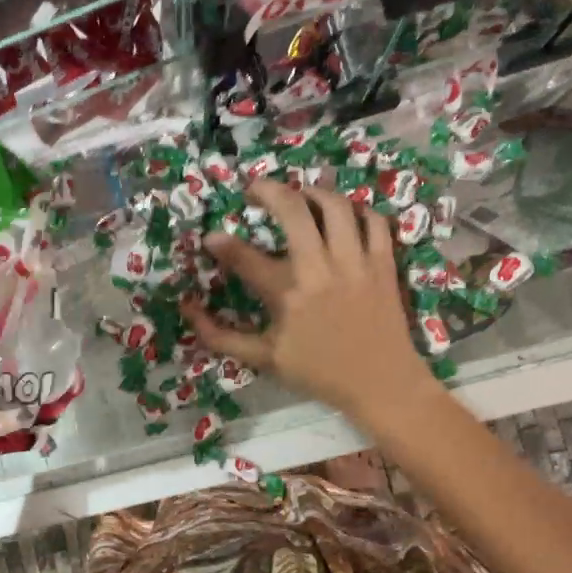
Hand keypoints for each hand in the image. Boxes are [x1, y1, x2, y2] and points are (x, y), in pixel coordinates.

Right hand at [181, 179, 437, 424]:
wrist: (382, 383)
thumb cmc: (319, 371)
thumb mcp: (263, 358)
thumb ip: (221, 335)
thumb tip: (187, 309)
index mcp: (288, 295)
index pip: (245, 257)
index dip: (221, 243)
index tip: (211, 237)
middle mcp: (321, 270)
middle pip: (294, 211)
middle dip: (270, 191)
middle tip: (255, 189)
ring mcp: (356, 262)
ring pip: (337, 205)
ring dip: (313, 193)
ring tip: (300, 196)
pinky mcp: (384, 263)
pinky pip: (374, 220)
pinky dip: (357, 210)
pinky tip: (343, 216)